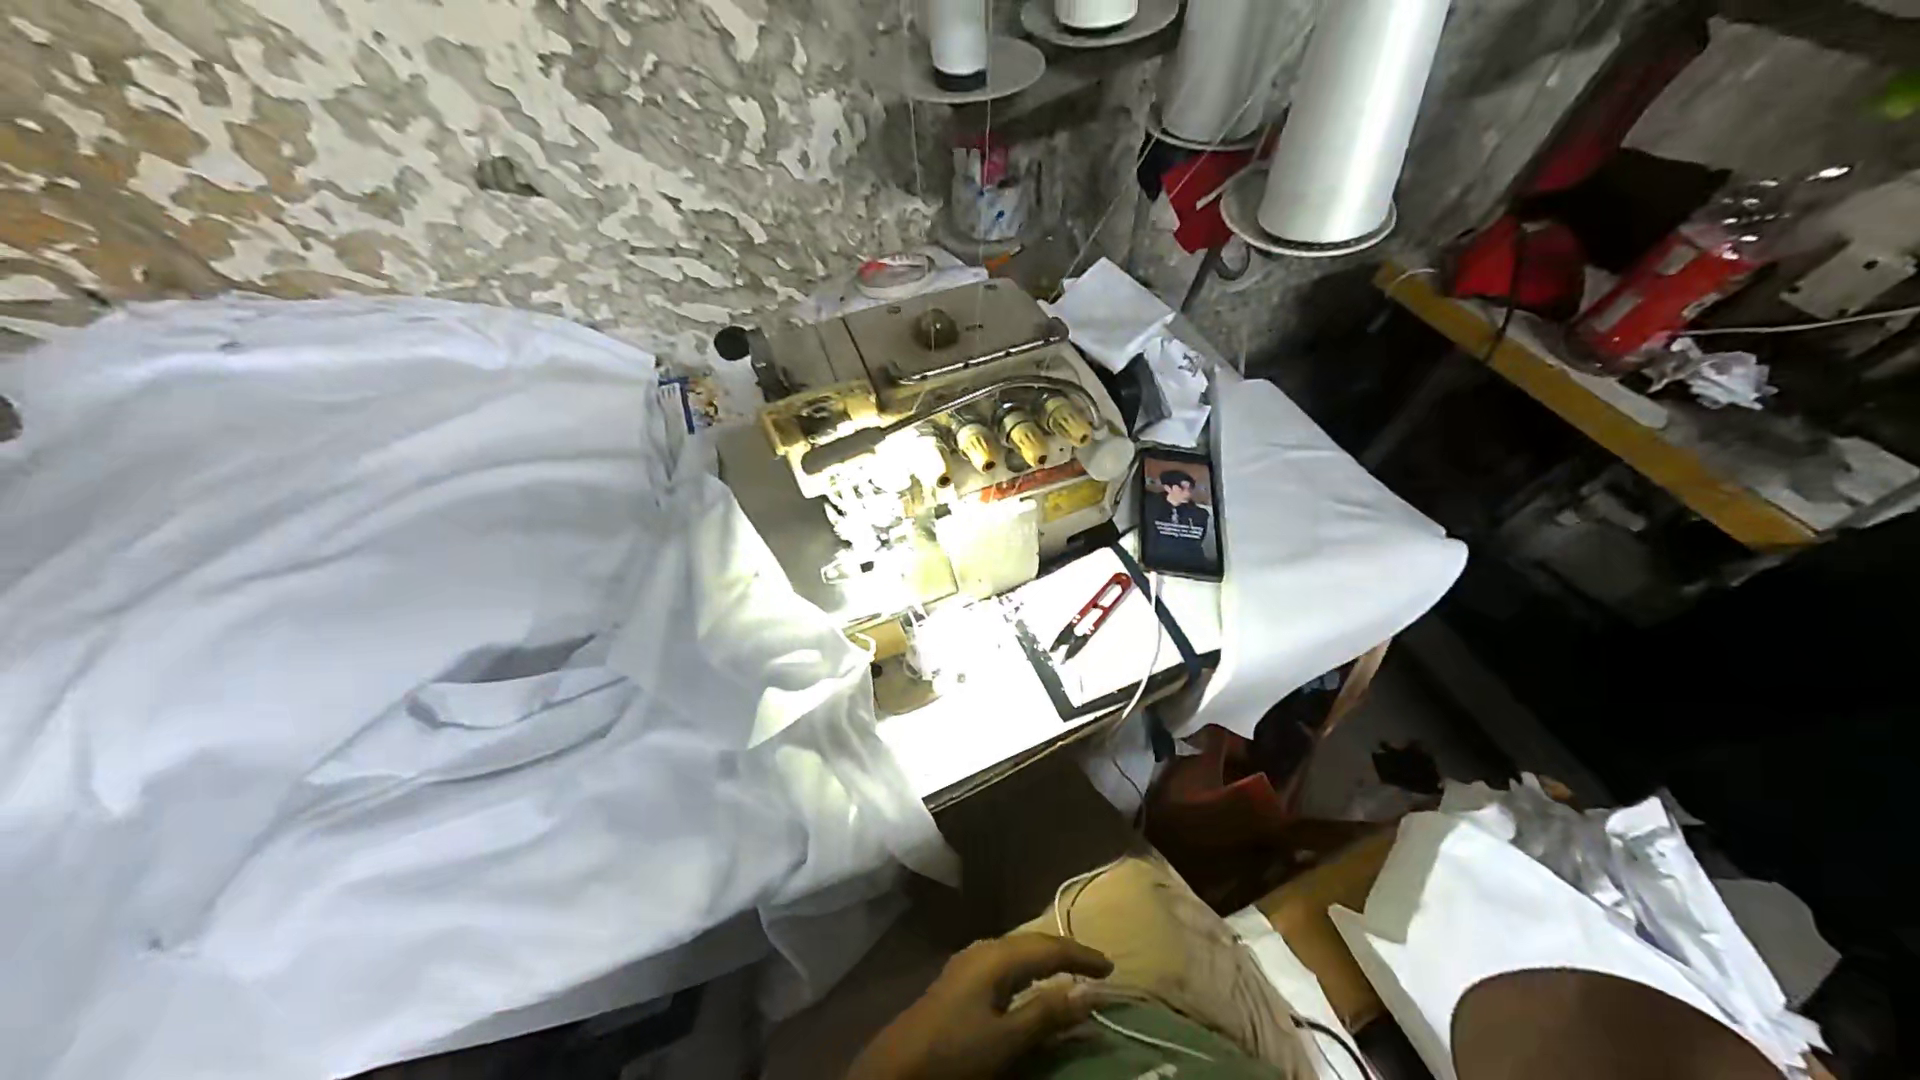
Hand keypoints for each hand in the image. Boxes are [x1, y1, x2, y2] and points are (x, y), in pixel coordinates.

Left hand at [846, 933, 1114, 1079]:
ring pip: (1017, 950)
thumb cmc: (956, 1051)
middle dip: (1065, 951)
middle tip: (1095, 966)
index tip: (1111, 967)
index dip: (1081, 956)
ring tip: (1069, 970)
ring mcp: (968, 962)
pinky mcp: (960, 978)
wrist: (897, 1067)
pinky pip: (1004, 961)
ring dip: (1045, 958)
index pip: (1049, 947)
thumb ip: (1047, 1013)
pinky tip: (1029, 981)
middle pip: (1032, 942)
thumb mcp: (1007, 1039)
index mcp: (997, 956)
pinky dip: (1026, 967)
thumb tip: (1088, 992)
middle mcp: (983, 949)